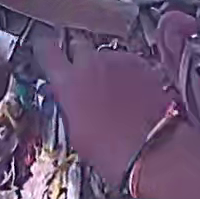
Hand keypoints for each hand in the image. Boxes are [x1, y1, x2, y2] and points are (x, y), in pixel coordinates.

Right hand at [34, 32, 173, 181]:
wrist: (152, 151)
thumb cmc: (110, 152)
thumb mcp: (76, 132)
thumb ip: (68, 103)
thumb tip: (68, 95)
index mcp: (68, 81)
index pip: (47, 49)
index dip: (46, 48)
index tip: (47, 49)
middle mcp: (89, 62)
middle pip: (78, 46)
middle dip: (80, 58)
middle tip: (85, 79)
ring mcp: (116, 59)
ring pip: (104, 54)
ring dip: (105, 67)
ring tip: (113, 92)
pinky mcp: (139, 61)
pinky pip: (126, 60)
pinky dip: (126, 71)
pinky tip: (132, 92)